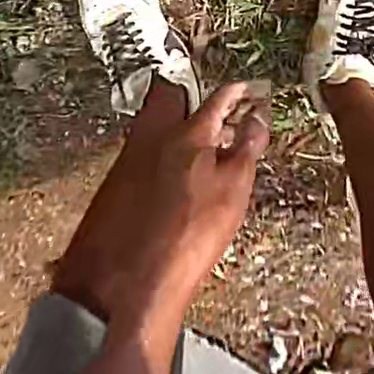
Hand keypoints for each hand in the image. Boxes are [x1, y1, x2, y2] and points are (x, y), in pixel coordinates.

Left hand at [52, 82, 269, 327]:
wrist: (126, 282)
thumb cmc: (184, 235)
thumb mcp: (232, 190)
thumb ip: (247, 147)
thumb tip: (257, 118)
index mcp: (187, 131)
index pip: (217, 98)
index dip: (236, 92)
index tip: (246, 90)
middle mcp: (153, 134)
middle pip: (172, 95)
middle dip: (192, 94)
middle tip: (214, 109)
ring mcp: (130, 155)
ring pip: (155, 122)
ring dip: (177, 125)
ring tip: (201, 145)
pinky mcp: (116, 181)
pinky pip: (143, 150)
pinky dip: (162, 152)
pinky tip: (175, 177)